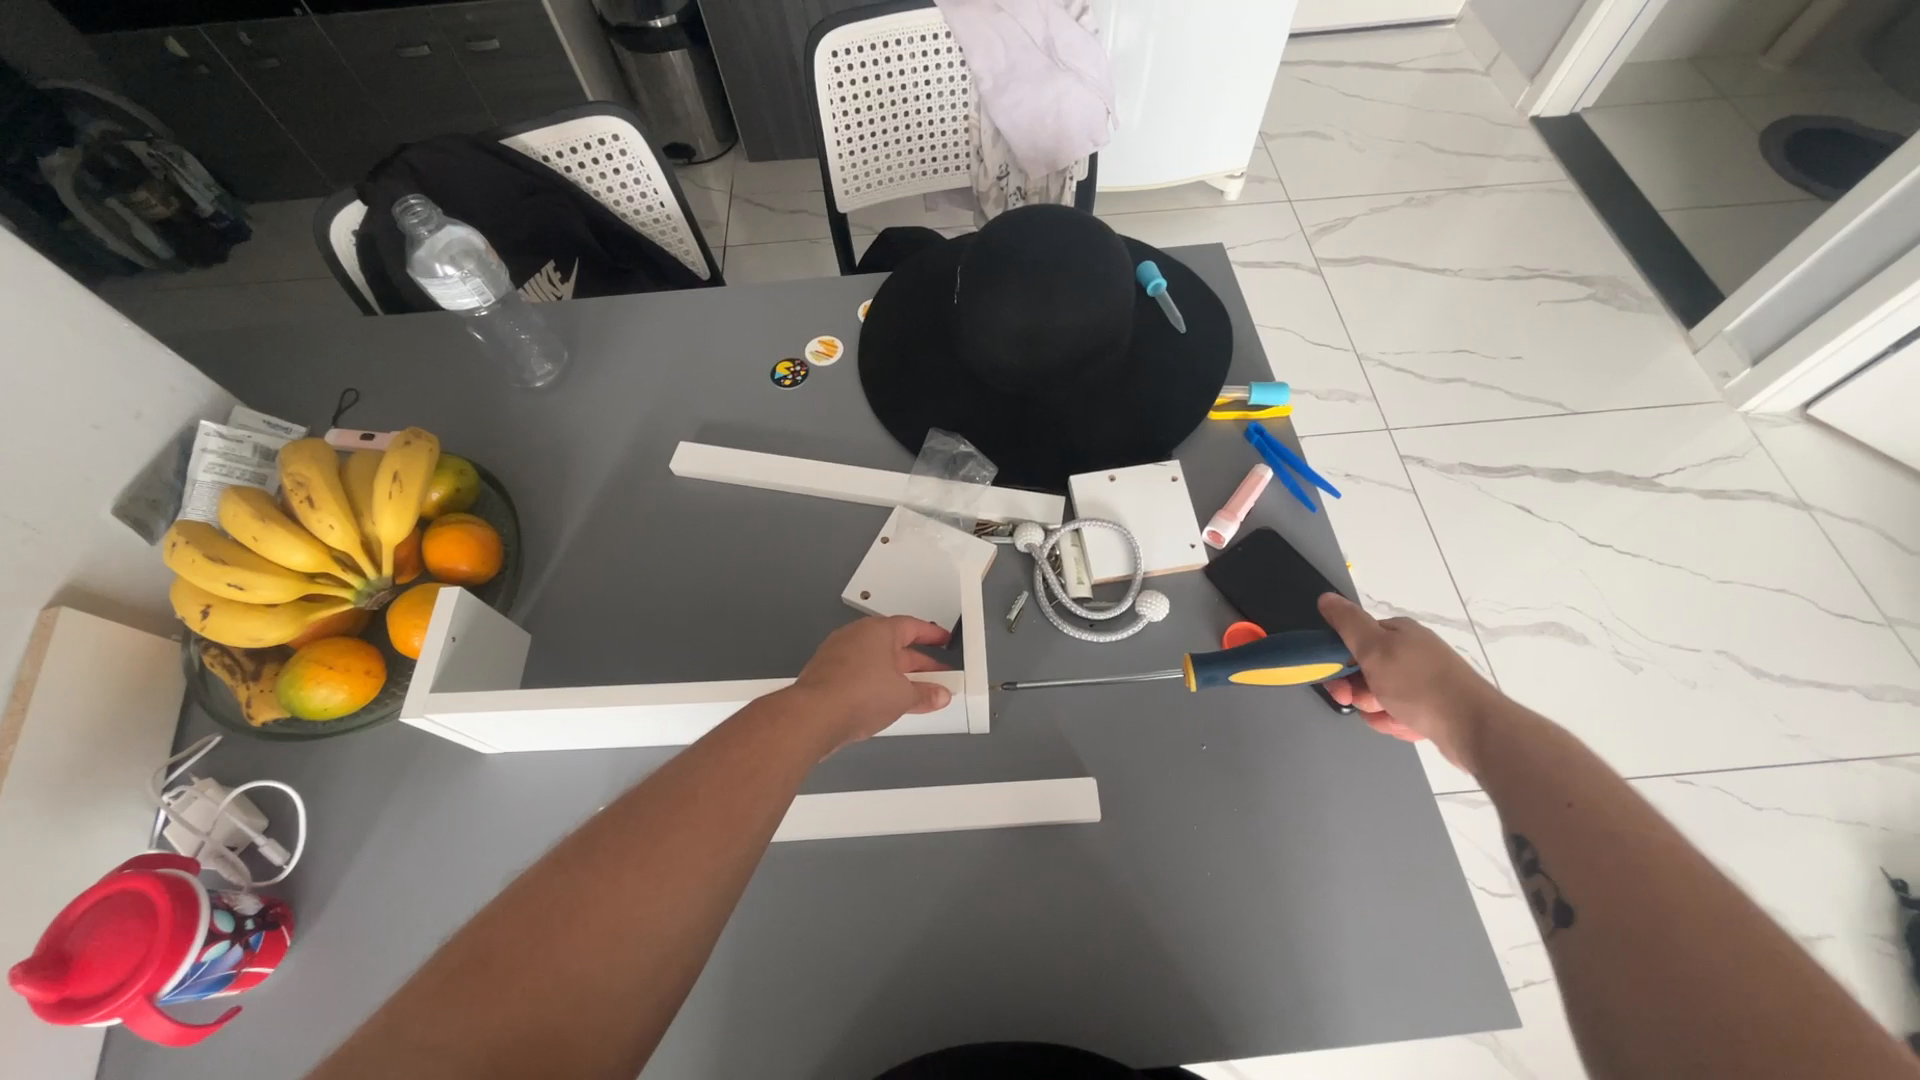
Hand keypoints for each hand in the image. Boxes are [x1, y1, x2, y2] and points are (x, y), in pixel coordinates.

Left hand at [789, 616, 953, 750]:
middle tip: (935, 678)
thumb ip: (925, 694)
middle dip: (917, 664)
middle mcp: (856, 636)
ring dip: (895, 677)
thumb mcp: (903, 696)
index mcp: (878, 630)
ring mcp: (837, 655)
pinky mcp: (825, 675)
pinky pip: (858, 675)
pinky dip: (873, 686)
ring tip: (911, 697)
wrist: (814, 716)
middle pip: (894, 646)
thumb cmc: (853, 693)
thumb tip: (937, 694)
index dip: (931, 635)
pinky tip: (883, 704)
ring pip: (875, 662)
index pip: (911, 626)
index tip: (941, 640)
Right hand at [1317, 593, 1503, 770]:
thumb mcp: (1375, 649)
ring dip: (1378, 710)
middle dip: (1360, 692)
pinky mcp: (1430, 705)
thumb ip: (1347, 623)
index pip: (1353, 640)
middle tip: (1369, 702)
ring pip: (1377, 696)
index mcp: (1398, 633)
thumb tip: (1326, 598)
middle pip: (1363, 671)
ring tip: (1394, 716)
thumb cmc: (1419, 685)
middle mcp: (1411, 652)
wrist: (1472, 728)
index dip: (1338, 662)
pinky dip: (1396, 721)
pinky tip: (1407, 725)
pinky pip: (1397, 712)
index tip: (1336, 681)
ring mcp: (1422, 680)